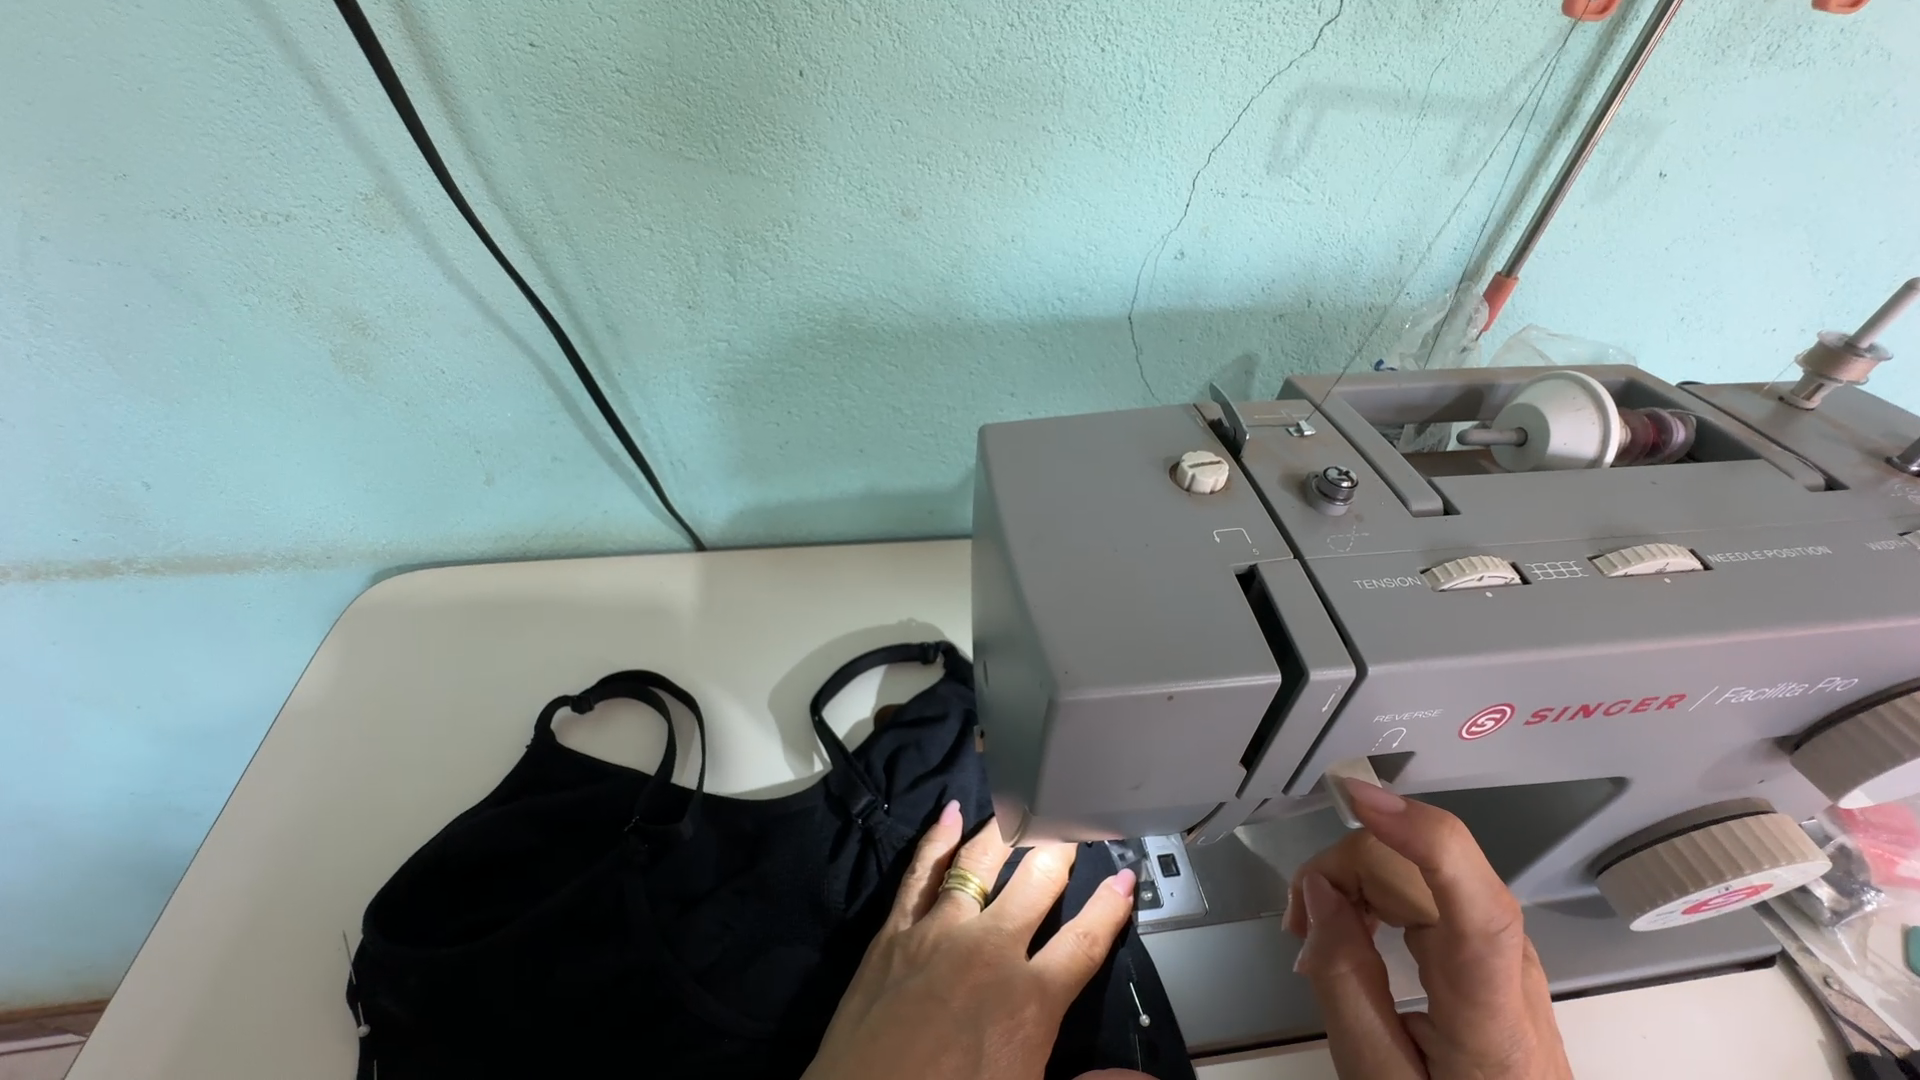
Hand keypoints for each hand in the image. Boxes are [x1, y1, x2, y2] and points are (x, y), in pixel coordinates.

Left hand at [803, 800, 1148, 1079]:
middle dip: (1061, 846)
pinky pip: (921, 873)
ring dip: (1006, 831)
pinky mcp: (896, 931)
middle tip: (1073, 817)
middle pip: (1037, 881)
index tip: (1124, 876)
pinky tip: (950, 814)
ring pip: (980, 863)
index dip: (1110, 906)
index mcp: (1030, 998)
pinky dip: (937, 840)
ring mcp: (941, 932)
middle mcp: (991, 950)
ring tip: (1024, 803)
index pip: (1084, 940)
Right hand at [1285, 779, 1571, 1079]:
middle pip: (1417, 871)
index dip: (1421, 836)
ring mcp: (1507, 950)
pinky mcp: (1492, 945)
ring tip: (1314, 932)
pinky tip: (1349, 926)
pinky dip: (1373, 894)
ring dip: (1352, 881)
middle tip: (1296, 925)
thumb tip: (1320, 890)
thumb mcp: (1378, 1079)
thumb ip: (1344, 986)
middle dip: (1343, 872)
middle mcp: (1512, 968)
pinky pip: (1424, 889)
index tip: (1359, 798)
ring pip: (1416, 869)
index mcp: (1492, 1018)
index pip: (1478, 905)